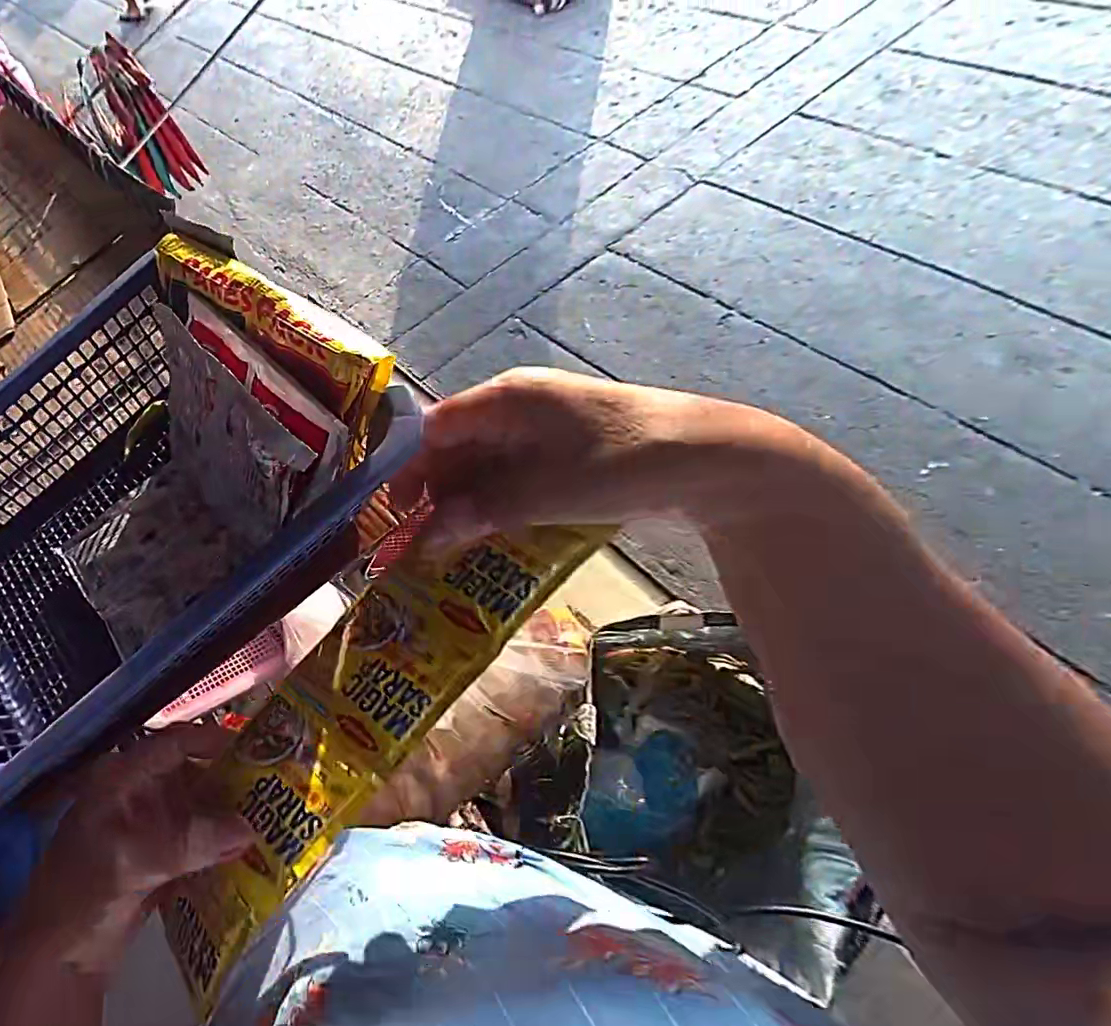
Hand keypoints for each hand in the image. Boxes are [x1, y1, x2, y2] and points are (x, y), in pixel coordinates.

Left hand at [12, 723, 253, 974]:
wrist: (54, 959)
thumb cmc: (81, 894)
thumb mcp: (132, 862)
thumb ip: (188, 842)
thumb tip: (247, 828)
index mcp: (121, 779)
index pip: (172, 743)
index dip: (211, 739)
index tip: (252, 747)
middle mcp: (137, 795)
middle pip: (190, 775)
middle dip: (228, 780)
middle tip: (271, 786)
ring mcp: (147, 828)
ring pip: (196, 809)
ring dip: (227, 815)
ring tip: (269, 817)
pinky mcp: (158, 859)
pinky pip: (196, 842)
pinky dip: (219, 845)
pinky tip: (247, 852)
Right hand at [391, 368, 821, 552]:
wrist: (714, 459)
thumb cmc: (622, 463)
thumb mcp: (544, 492)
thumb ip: (479, 513)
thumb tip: (425, 539)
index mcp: (504, 398)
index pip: (434, 428)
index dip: (408, 469)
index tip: (395, 512)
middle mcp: (514, 405)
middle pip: (453, 446)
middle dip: (433, 491)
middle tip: (420, 537)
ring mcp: (538, 426)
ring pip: (480, 462)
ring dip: (462, 500)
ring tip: (449, 542)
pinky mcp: (558, 447)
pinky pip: (508, 471)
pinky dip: (492, 499)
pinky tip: (488, 529)